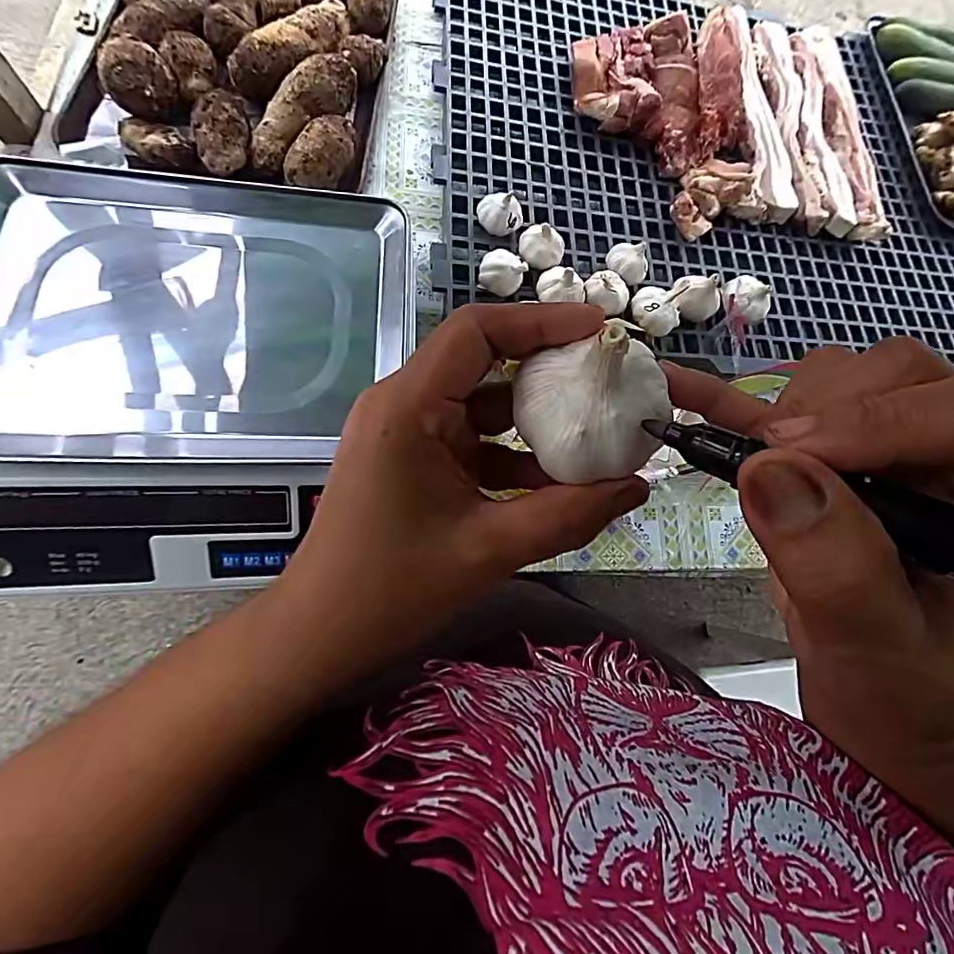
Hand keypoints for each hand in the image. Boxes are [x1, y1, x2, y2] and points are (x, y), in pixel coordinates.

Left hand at [285, 303, 649, 646]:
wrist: (320, 633)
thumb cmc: (387, 590)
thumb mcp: (487, 550)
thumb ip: (567, 516)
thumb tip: (634, 488)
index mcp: (409, 407)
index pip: (476, 331)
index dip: (541, 320)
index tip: (598, 330)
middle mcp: (404, 406)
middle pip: (485, 363)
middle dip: (549, 370)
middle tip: (609, 382)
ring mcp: (407, 434)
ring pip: (482, 406)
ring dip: (534, 420)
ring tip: (596, 432)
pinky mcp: (413, 461)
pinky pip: (472, 442)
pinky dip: (512, 455)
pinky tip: (556, 482)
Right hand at [665, 339, 953, 771]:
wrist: (880, 693)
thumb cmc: (902, 692)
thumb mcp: (878, 653)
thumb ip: (838, 571)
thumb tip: (768, 468)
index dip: (889, 418)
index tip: (793, 457)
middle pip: (916, 377)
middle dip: (830, 411)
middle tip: (767, 463)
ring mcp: (916, 444)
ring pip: (860, 374)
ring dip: (796, 409)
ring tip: (762, 466)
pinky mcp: (856, 445)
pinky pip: (803, 398)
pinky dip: (742, 398)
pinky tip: (686, 388)